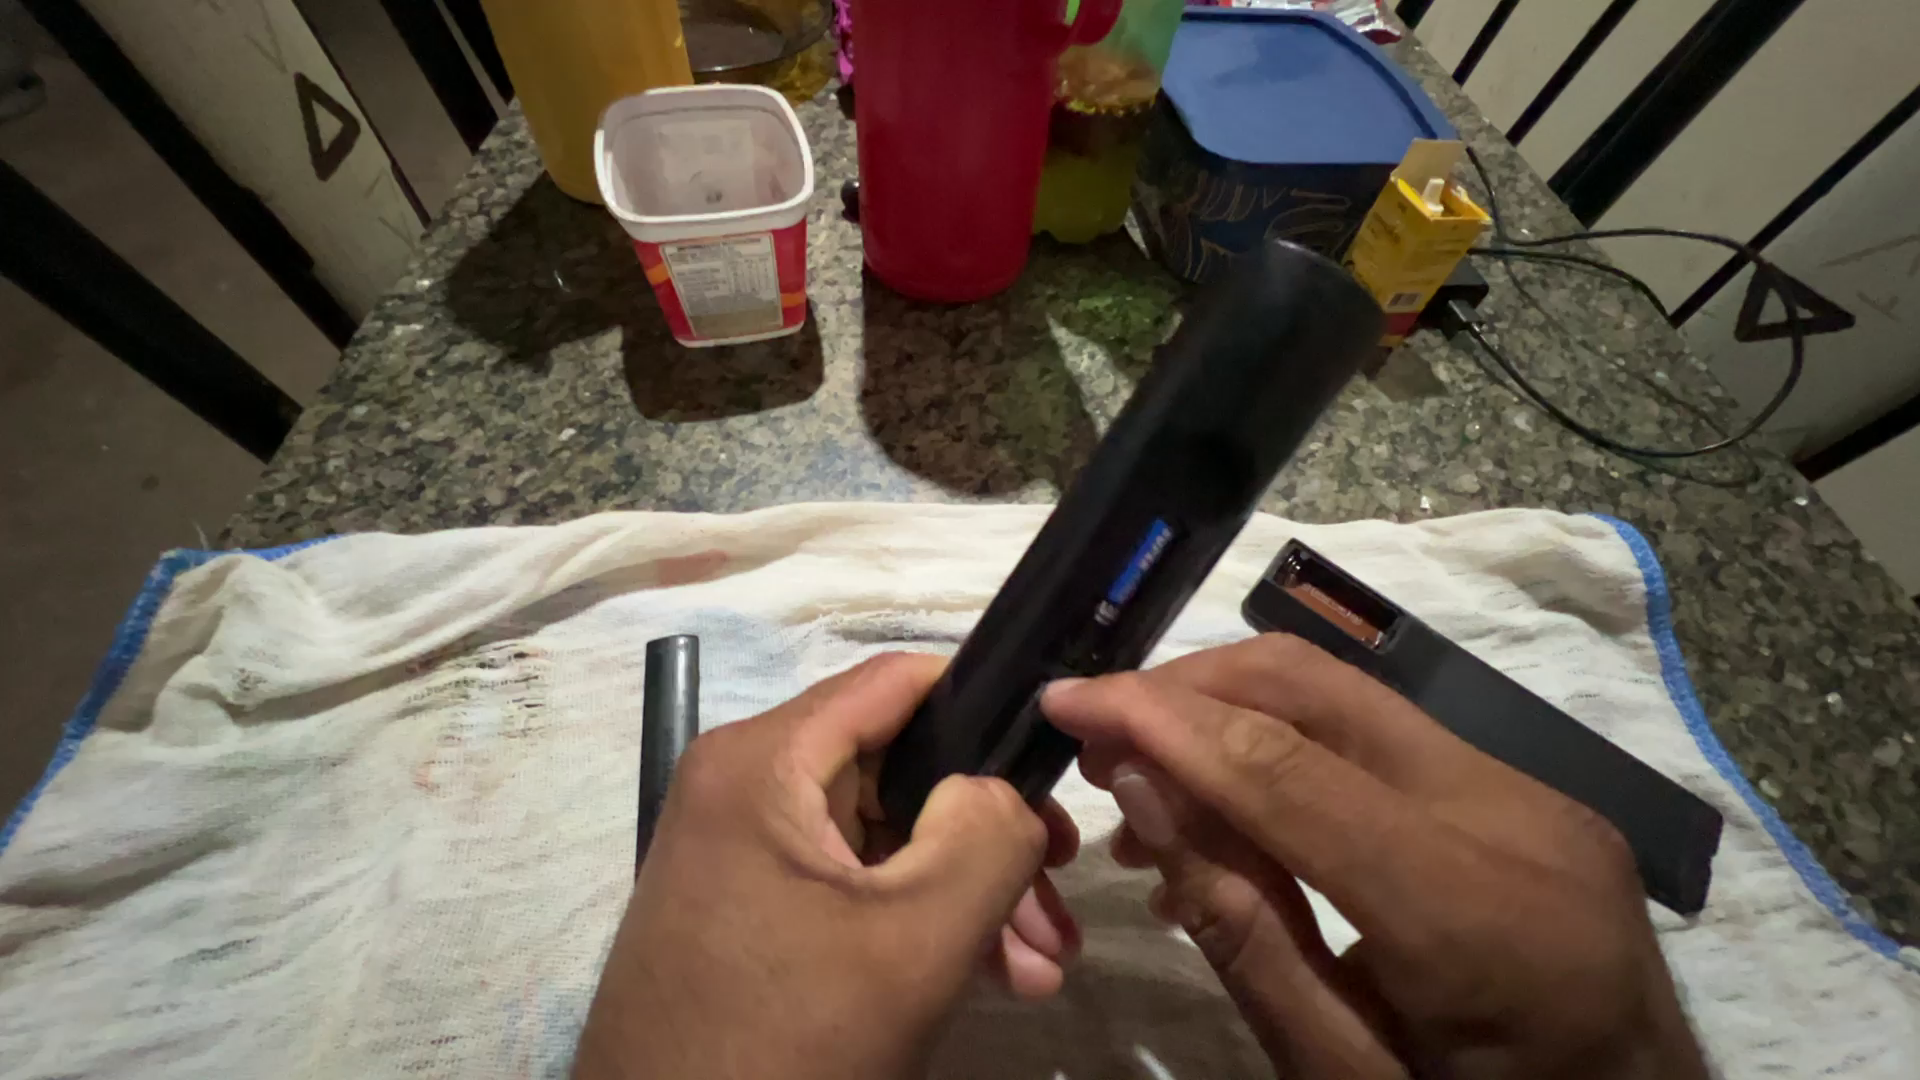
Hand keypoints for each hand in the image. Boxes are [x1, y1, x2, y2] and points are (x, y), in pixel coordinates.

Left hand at [574, 653, 1079, 1079]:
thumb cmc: (786, 1049)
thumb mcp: (913, 943)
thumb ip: (985, 838)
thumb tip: (999, 788)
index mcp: (765, 759)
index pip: (893, 681)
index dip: (977, 702)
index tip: (1046, 754)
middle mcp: (748, 781)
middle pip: (898, 766)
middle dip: (987, 830)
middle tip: (1059, 883)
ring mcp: (749, 843)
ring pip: (887, 831)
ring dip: (967, 886)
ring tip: (1042, 959)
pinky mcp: (758, 898)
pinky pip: (858, 879)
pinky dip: (923, 915)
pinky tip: (996, 973)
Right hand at [1041, 634, 1709, 1079]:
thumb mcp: (1338, 1079)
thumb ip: (1235, 926)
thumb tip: (1140, 788)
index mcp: (1479, 916)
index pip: (1281, 768)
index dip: (1159, 720)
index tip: (1067, 700)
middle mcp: (1511, 814)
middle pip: (1307, 686)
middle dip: (1181, 687)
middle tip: (1095, 727)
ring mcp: (1522, 788)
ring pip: (1332, 687)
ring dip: (1218, 703)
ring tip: (1141, 762)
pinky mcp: (1510, 785)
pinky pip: (1361, 727)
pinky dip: (1268, 733)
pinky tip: (1220, 787)